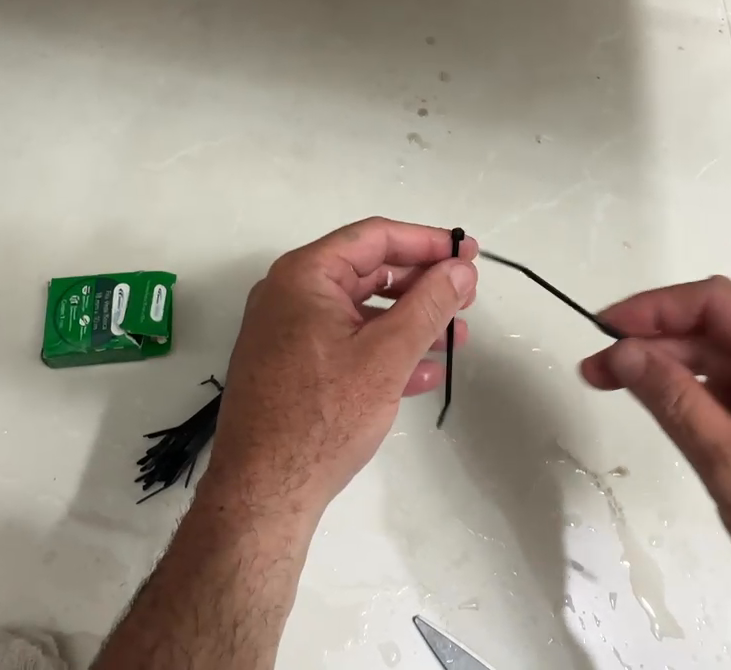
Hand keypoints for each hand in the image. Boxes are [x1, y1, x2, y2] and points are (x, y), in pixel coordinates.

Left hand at [201, 218, 476, 524]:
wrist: (262, 493)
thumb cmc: (324, 415)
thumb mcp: (386, 355)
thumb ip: (429, 305)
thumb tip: (461, 268)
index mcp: (305, 275)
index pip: (375, 236)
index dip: (427, 241)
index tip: (468, 253)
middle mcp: (290, 293)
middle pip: (367, 271)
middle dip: (421, 284)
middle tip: (467, 296)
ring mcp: (286, 331)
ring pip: (359, 310)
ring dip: (408, 321)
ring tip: (456, 338)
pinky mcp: (290, 365)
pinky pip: (344, 342)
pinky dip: (382, 350)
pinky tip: (421, 372)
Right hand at [580, 278, 730, 669]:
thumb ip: (676, 402)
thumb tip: (623, 351)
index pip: (716, 304)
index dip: (652, 308)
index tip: (602, 330)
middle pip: (722, 330)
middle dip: (656, 343)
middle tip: (599, 372)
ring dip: (678, 372)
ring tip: (628, 394)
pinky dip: (708, 399)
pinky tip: (680, 420)